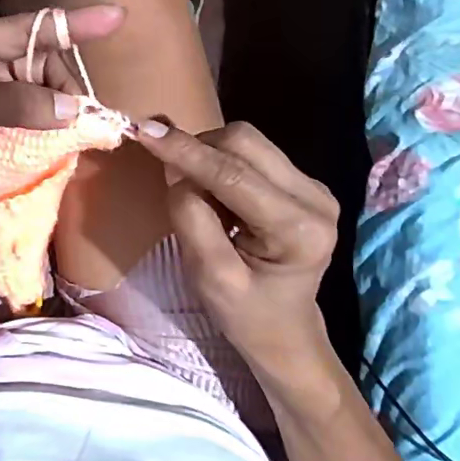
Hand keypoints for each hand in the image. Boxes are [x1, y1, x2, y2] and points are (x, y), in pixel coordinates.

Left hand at [0, 5, 126, 241]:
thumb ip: (12, 101)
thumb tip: (71, 107)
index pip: (26, 29)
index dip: (71, 24)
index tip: (116, 18)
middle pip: (46, 62)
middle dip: (67, 82)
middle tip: (81, 112)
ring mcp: (2, 103)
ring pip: (52, 96)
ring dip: (68, 111)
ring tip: (79, 129)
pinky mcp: (12, 136)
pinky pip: (48, 126)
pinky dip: (63, 133)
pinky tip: (74, 141)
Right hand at [133, 121, 341, 377]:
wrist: (283, 330)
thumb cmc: (245, 313)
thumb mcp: (209, 277)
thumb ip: (192, 220)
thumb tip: (176, 170)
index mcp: (298, 229)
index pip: (232, 175)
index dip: (185, 150)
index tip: (143, 131)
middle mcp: (316, 198)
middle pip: (244, 143)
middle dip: (198, 151)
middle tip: (175, 184)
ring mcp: (313, 186)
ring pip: (247, 142)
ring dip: (209, 158)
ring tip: (202, 199)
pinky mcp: (302, 182)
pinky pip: (252, 153)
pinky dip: (221, 165)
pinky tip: (219, 198)